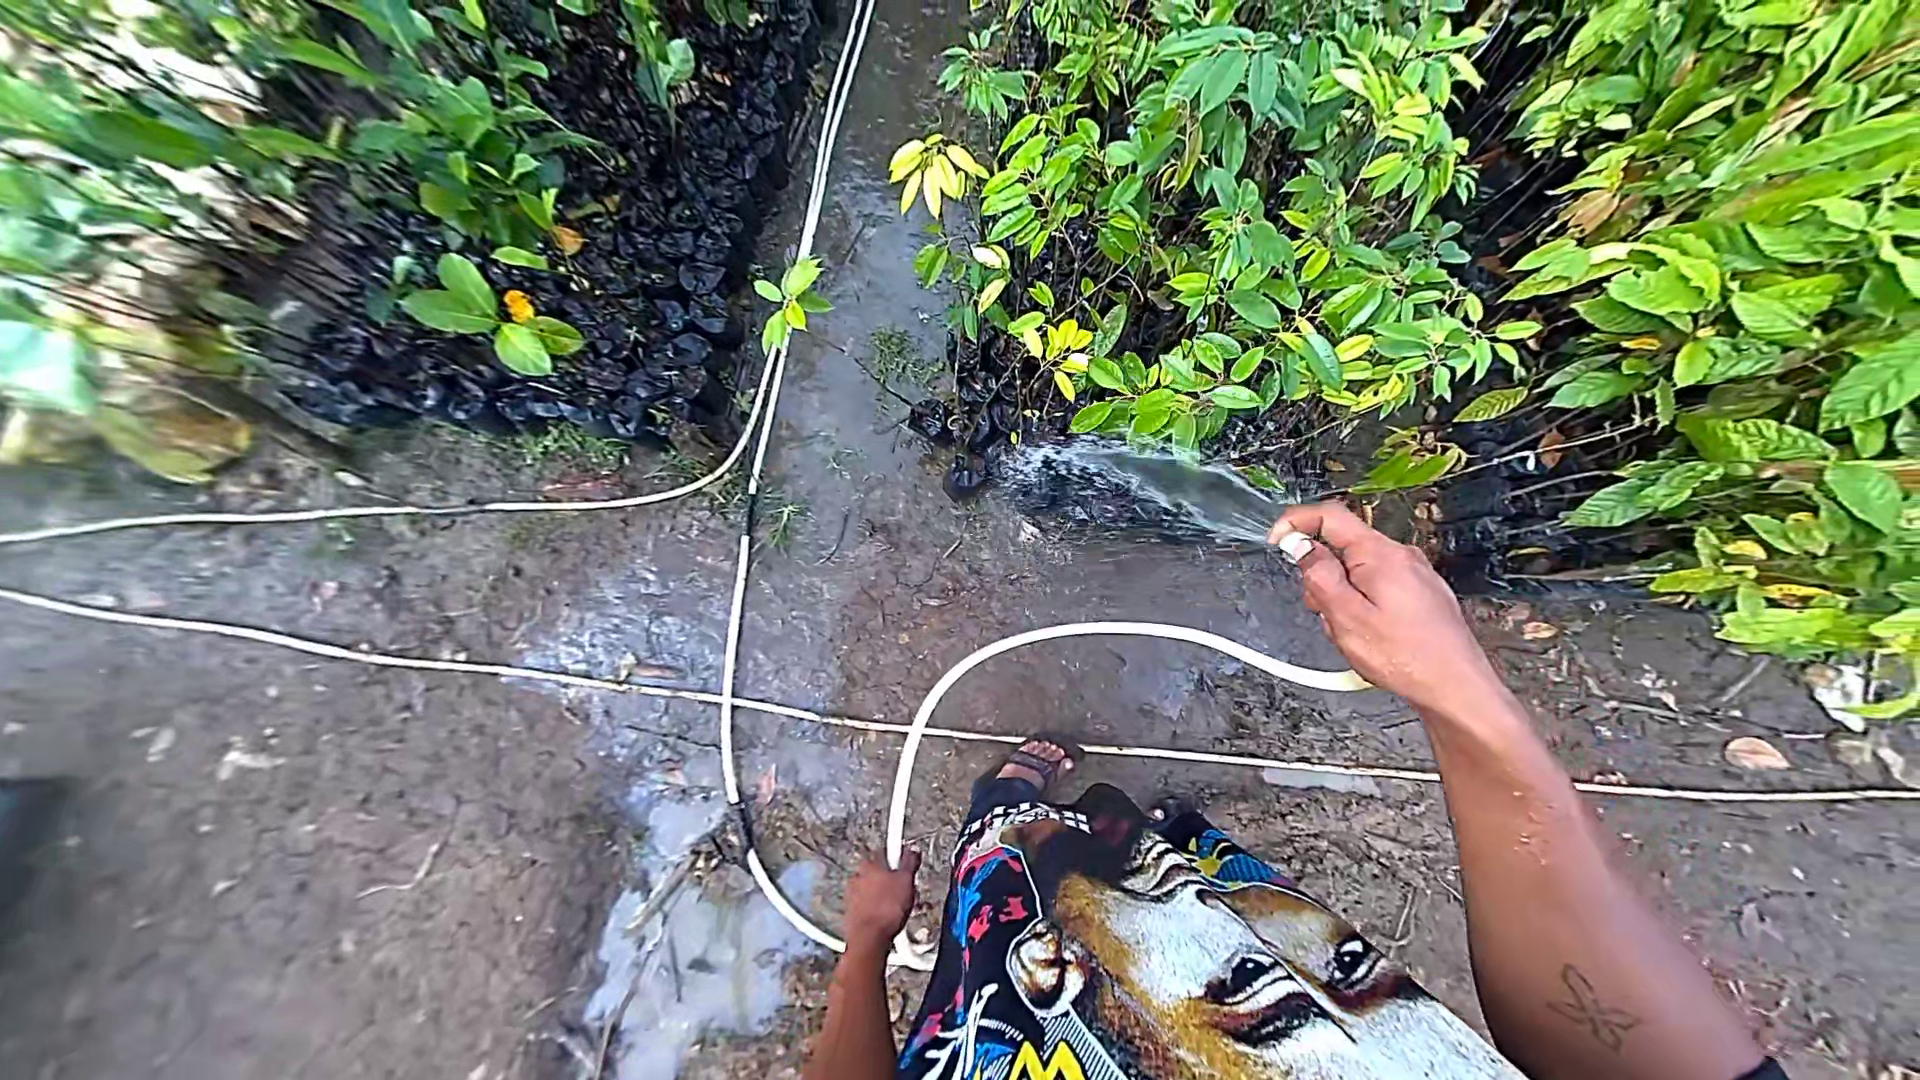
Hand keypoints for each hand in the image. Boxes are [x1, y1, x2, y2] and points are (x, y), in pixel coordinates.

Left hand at [843, 850, 920, 952]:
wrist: (870, 939)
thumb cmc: (886, 910)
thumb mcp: (907, 881)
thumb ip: (910, 862)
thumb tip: (913, 850)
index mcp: (869, 864)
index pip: (886, 853)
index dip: (899, 861)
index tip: (906, 868)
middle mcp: (857, 877)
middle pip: (879, 873)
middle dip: (892, 881)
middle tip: (905, 891)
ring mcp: (852, 896)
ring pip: (873, 891)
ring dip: (883, 896)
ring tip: (897, 908)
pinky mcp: (851, 914)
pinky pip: (867, 907)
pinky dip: (875, 910)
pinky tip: (886, 918)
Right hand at [1271, 501, 1507, 719]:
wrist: (1456, 688)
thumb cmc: (1405, 657)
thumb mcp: (1345, 616)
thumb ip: (1318, 575)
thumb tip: (1300, 545)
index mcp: (1380, 555)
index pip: (1329, 515)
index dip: (1294, 522)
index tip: (1276, 540)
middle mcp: (1400, 556)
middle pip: (1339, 545)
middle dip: (1318, 572)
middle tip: (1320, 608)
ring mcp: (1412, 572)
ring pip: (1354, 567)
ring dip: (1338, 592)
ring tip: (1348, 627)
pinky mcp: (1417, 590)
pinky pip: (1373, 583)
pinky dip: (1357, 600)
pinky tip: (1366, 630)